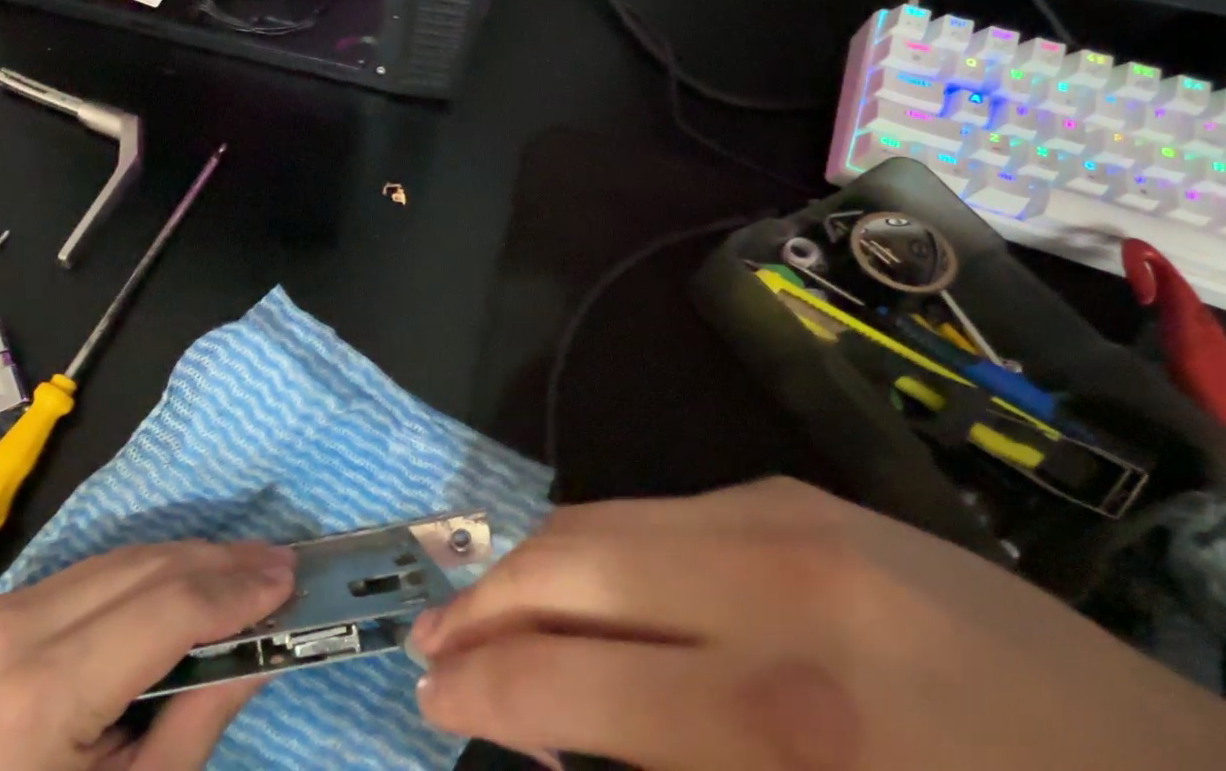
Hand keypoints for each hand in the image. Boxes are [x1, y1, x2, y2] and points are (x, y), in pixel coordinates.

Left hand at [0, 541, 294, 770]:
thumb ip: (203, 713)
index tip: (291, 580)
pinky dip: (151, 571)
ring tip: (250, 566)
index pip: (164, 610)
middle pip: (144, 572)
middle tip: (283, 565)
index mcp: (42, 694)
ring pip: (122, 560)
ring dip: (192, 560)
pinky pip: (94, 573)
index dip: (234, 590)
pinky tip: (193, 576)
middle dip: (222, 564)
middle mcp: (14, 631)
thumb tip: (267, 641)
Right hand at [409, 478, 1225, 770]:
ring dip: (533, 568)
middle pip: (563, 564)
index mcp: (782, 721)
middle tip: (438, 642)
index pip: (559, 678)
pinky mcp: (816, 501)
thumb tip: (545, 731)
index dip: (477, 688)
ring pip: (602, 519)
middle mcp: (777, 588)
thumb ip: (652, 765)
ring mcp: (800, 523)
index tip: (430, 694)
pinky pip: (664, 512)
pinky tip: (604, 595)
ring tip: (500, 611)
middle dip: (481, 605)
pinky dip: (607, 551)